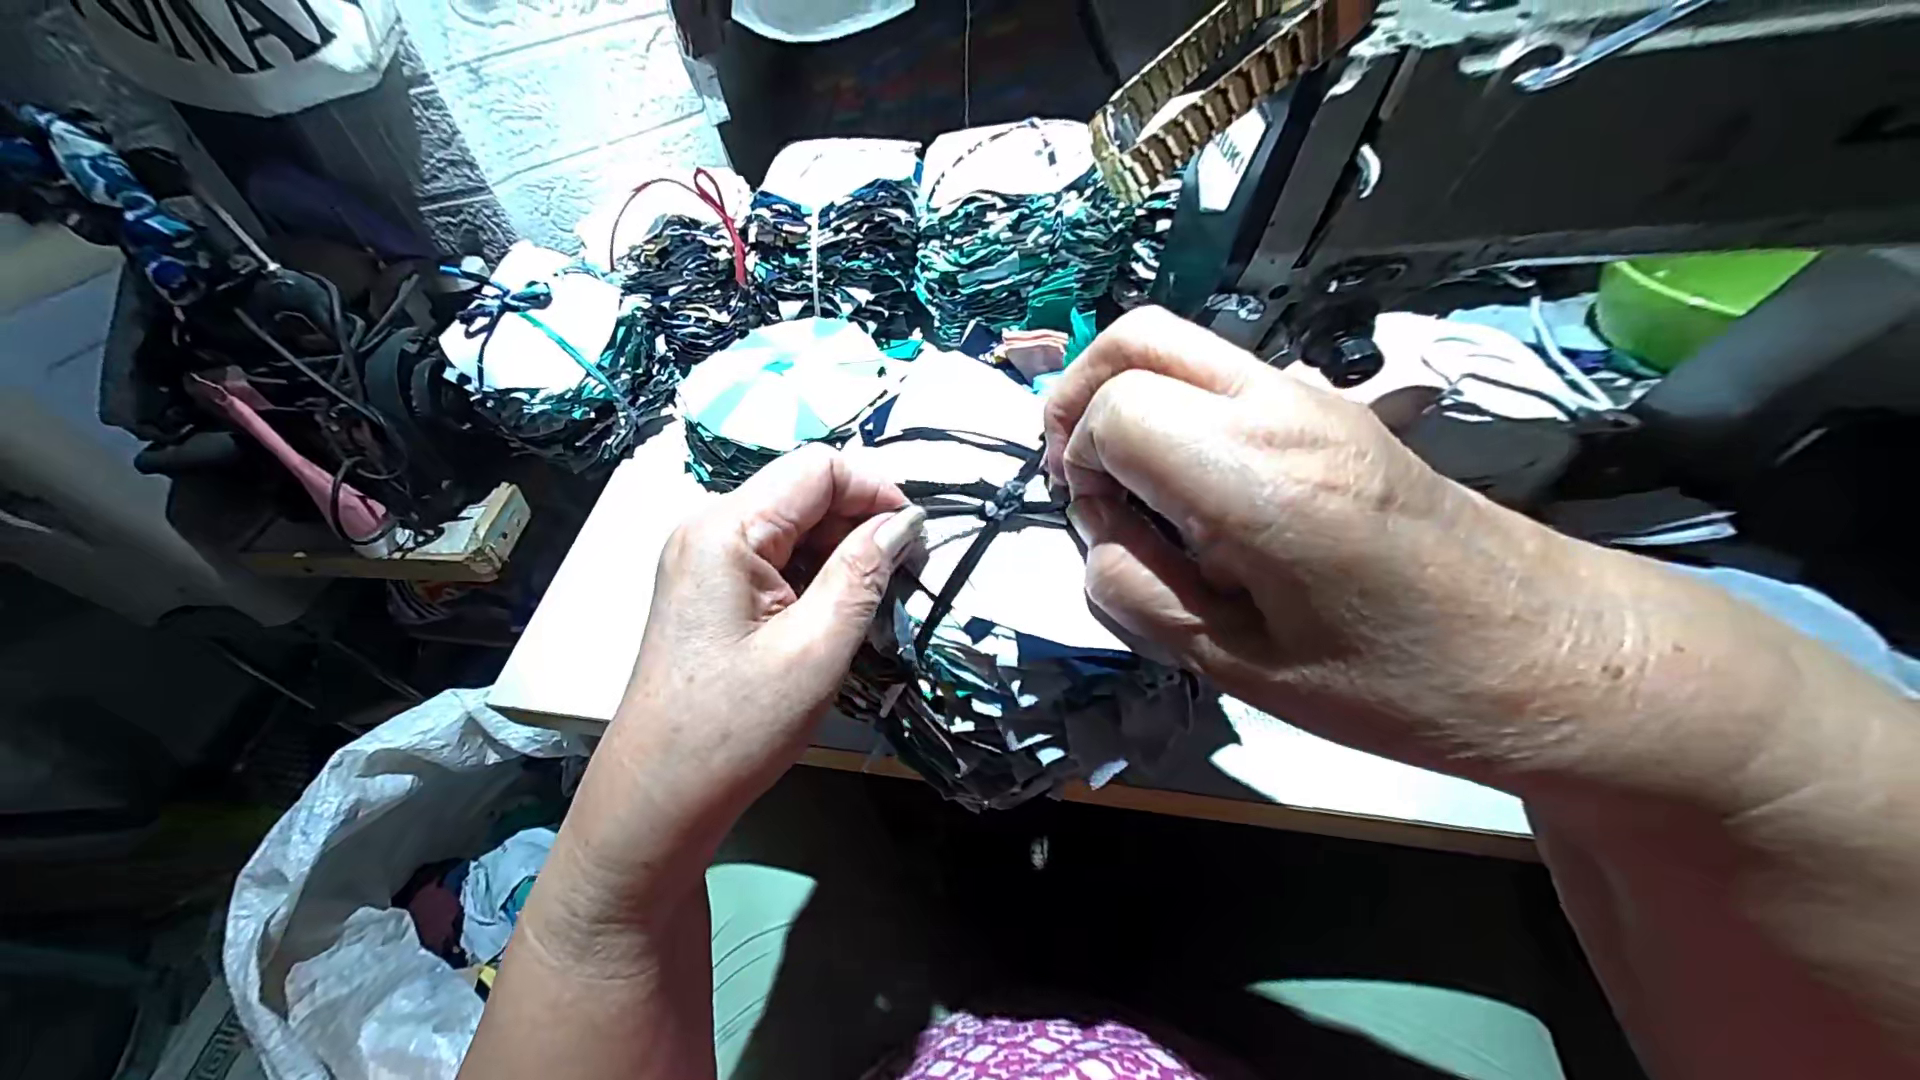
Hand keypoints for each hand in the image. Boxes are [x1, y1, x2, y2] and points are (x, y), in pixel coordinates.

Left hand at [543, 445, 923, 928]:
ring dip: (843, 552)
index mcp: (726, 530)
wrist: (661, 797)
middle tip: (903, 573)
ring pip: (796, 527)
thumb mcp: (817, 647)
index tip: (916, 534)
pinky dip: (818, 574)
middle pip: (805, 493)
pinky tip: (837, 611)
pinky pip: (778, 558)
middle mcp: (710, 529)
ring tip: (874, 599)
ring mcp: (707, 559)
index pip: (817, 468)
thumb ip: (864, 572)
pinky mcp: (714, 588)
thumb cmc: (736, 728)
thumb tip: (906, 521)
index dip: (875, 489)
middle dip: (862, 523)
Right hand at [1043, 307, 1631, 775]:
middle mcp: (1283, 408)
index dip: (1082, 466)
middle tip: (1075, 472)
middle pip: (1137, 338)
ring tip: (1124, 484)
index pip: (1116, 412)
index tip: (1101, 525)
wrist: (1551, 654)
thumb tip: (1100, 534)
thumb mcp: (1237, 666)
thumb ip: (1136, 592)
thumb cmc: (1395, 681)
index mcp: (1260, 477)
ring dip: (1122, 401)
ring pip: (1176, 345)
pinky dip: (1167, 412)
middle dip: (1078, 397)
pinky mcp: (1328, 408)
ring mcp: (1311, 397)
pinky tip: (1185, 487)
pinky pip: (1215, 377)